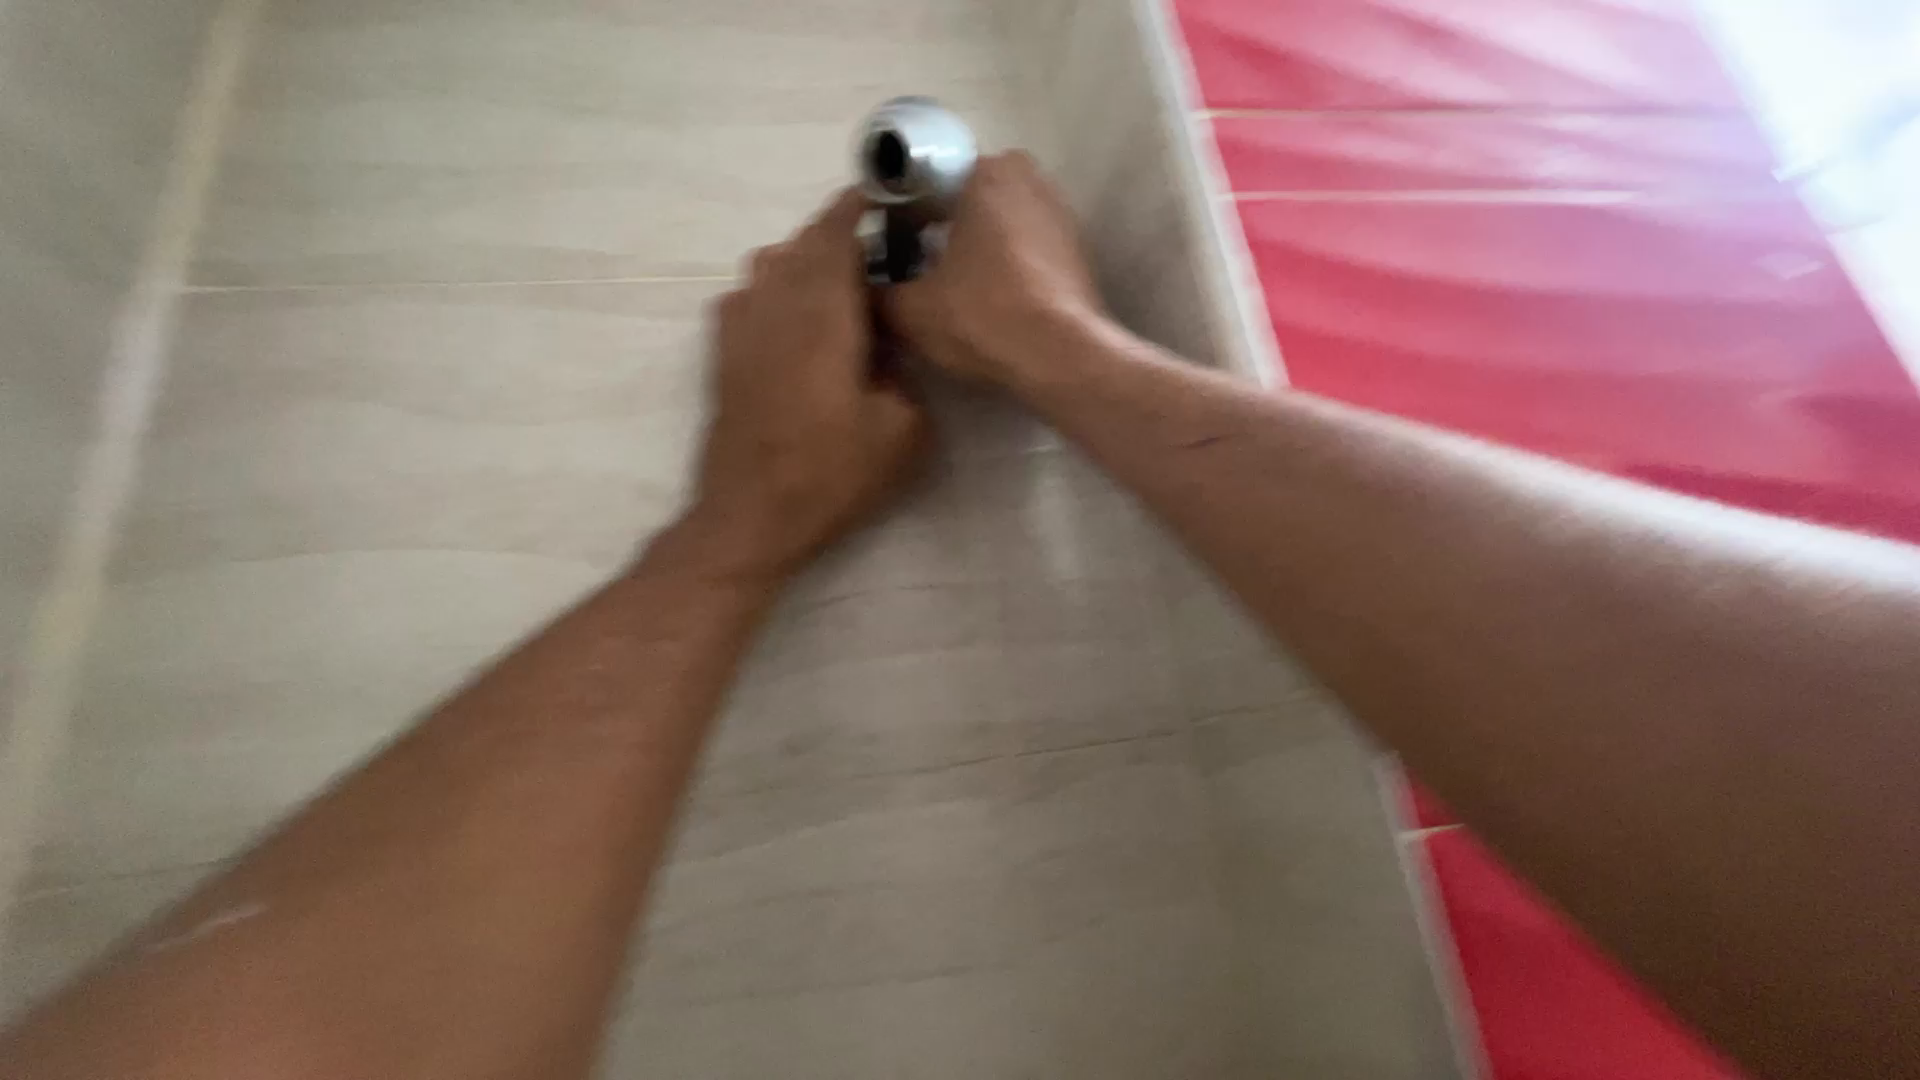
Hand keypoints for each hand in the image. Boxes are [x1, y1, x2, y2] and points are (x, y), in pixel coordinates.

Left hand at [678, 189, 930, 581]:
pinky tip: (793, 315)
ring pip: (769, 265)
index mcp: (823, 314)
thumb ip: (906, 375)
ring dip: (803, 259)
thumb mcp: (903, 432)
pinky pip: (746, 295)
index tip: (881, 198)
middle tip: (873, 247)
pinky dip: (774, 288)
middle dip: (835, 233)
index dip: (857, 208)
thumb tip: (889, 348)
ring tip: (836, 282)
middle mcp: (774, 304)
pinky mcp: (722, 352)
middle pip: (801, 243)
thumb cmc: (831, 474)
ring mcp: (740, 326)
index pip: (836, 235)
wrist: (752, 515)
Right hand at [880, 152, 1106, 383]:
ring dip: (976, 249)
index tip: (890, 251)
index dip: (900, 217)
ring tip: (955, 290)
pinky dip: (1007, 266)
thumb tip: (864, 286)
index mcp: (983, 172)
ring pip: (998, 224)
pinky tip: (993, 299)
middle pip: (964, 202)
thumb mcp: (911, 311)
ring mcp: (1058, 211)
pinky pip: (1026, 247)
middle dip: (941, 231)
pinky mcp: (1076, 248)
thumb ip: (878, 292)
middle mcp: (1026, 177)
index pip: (925, 182)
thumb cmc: (982, 319)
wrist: (1062, 357)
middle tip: (920, 273)